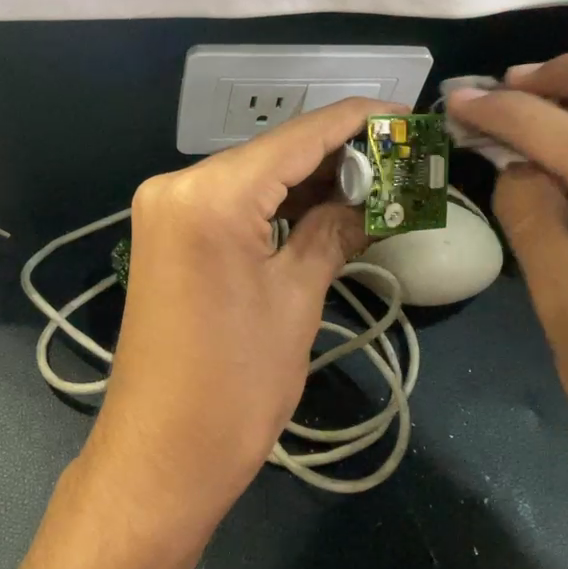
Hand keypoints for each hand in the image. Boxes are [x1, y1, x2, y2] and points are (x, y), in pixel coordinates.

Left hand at [87, 97, 398, 531]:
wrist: (160, 454)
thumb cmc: (235, 385)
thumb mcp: (295, 300)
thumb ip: (333, 232)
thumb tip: (372, 199)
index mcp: (211, 194)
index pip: (298, 138)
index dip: (356, 121)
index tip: (407, 114)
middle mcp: (179, 184)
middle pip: (272, 153)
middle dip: (337, 155)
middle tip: (401, 159)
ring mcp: (166, 208)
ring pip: (252, 176)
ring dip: (307, 180)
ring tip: (375, 182)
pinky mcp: (165, 233)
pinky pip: (230, 203)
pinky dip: (274, 204)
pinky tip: (322, 206)